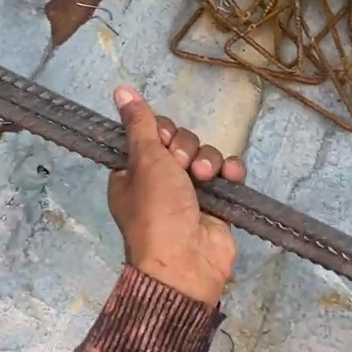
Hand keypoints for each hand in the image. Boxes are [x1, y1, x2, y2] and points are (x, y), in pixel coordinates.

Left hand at [106, 85, 246, 306]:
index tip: (163, 142)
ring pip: (205, 156)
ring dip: (208, 161)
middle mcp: (159, 181)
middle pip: (180, 143)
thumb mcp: (144, 160)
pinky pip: (227, 175)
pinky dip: (231, 173)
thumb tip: (120, 89)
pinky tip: (231, 178)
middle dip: (186, 149)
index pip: (149, 135)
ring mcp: (189, 194)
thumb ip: (139, 123)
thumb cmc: (157, 211)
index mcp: (132, 173)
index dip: (160, 133)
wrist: (185, 262)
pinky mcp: (216, 204)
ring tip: (205, 178)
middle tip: (182, 167)